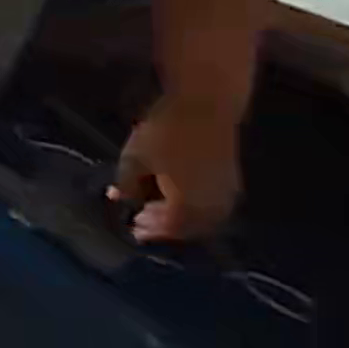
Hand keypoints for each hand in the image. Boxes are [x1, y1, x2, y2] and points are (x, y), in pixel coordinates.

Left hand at [109, 98, 242, 242]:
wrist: (203, 115)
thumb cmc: (163, 137)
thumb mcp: (135, 160)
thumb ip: (127, 183)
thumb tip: (118, 199)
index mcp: (191, 205)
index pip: (173, 228)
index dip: (153, 232)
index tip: (134, 232)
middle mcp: (216, 207)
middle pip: (191, 227)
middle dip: (165, 228)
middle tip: (139, 222)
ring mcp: (227, 196)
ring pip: (203, 219)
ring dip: (179, 219)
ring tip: (151, 211)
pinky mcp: (230, 183)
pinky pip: (211, 207)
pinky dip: (191, 209)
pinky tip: (172, 198)